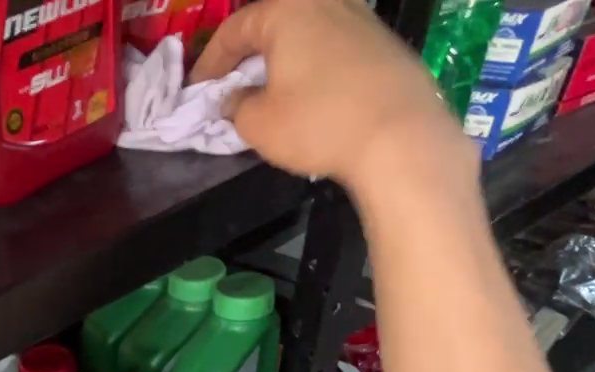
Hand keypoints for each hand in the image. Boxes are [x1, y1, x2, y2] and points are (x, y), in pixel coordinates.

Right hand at [192, 0, 473, 192]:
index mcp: (288, 10)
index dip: (209, 62)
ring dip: (280, 58)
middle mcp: (326, 0)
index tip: (196, 91)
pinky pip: (331, 45)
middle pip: (273, 22)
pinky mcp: (382, 41)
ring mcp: (360, 16)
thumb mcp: (258, 124)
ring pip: (305, 31)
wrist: (399, 135)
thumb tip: (233, 98)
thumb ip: (236, 107)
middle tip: (228, 85)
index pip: (235, 28)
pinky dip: (309, 64)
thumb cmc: (318, 123)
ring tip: (265, 89)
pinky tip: (305, 93)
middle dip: (246, 54)